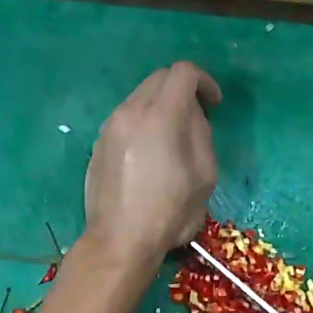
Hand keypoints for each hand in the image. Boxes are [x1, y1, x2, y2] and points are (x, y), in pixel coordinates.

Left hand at [84, 61, 221, 264]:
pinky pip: (126, 117)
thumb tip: (191, 117)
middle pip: (159, 78)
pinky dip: (144, 121)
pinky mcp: (98, 143)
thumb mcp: (205, 173)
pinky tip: (151, 154)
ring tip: (174, 137)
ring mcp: (109, 126)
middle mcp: (129, 111)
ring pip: (140, 96)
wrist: (120, 241)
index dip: (205, 81)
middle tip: (198, 118)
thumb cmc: (170, 211)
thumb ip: (201, 133)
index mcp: (159, 116)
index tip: (214, 105)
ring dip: (162, 105)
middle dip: (183, 90)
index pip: (182, 72)